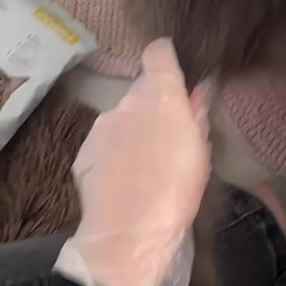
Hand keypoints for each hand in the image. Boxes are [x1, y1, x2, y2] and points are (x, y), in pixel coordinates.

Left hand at [53, 39, 210, 285]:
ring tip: (145, 169)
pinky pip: (103, 146)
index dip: (165, 58)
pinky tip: (123, 184)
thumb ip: (197, 115)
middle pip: (141, 92)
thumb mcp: (201, 150)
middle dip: (152, 108)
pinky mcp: (83, 153)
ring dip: (132, 133)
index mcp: (160, 94)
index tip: (173, 73)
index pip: (158, 52)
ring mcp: (101, 126)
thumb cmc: (178, 188)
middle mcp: (126, 101)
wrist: (130, 233)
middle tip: (167, 140)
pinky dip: (113, 157)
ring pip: (121, 119)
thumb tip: (196, 93)